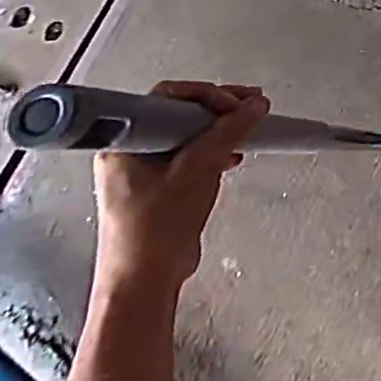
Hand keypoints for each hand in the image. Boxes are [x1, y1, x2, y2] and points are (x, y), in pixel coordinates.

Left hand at [91, 81, 268, 288]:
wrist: (144, 286)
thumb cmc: (151, 236)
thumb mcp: (196, 170)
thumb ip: (227, 133)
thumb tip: (252, 107)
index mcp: (127, 139)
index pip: (170, 96)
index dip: (205, 94)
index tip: (234, 103)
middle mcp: (132, 149)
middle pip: (180, 112)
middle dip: (218, 108)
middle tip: (247, 103)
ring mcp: (144, 168)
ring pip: (188, 133)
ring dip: (219, 129)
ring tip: (247, 123)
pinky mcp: (159, 186)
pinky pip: (189, 155)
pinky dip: (213, 151)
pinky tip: (231, 153)